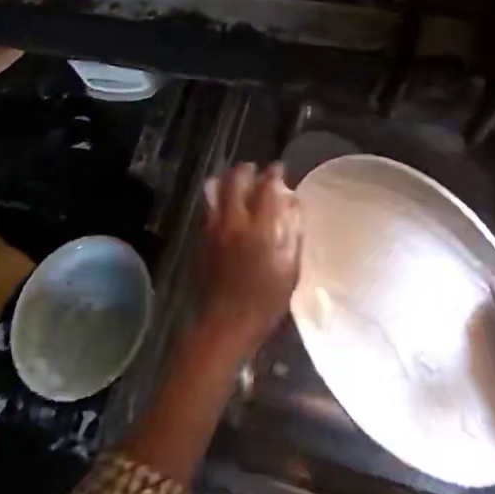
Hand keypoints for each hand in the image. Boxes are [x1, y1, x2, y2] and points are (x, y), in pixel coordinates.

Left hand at [194, 161, 301, 362]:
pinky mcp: (200, 240)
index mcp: (260, 229)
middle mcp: (234, 223)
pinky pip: (207, 209)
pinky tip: (224, 207)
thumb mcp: (290, 269)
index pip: (266, 188)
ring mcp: (213, 230)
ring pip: (215, 191)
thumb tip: (293, 208)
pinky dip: (217, 200)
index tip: (279, 168)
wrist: (224, 325)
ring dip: (227, 181)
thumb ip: (293, 234)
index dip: (273, 173)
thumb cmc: (265, 301)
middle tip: (256, 170)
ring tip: (236, 182)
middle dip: (247, 171)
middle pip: (236, 182)